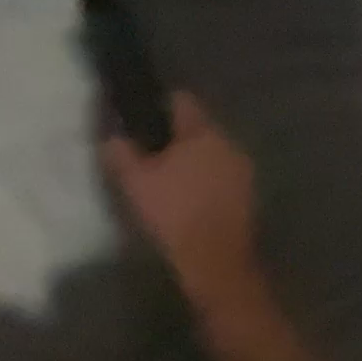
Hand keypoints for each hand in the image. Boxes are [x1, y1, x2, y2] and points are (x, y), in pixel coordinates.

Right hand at [101, 92, 258, 285]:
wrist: (215, 260)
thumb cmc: (173, 212)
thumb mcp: (135, 181)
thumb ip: (121, 152)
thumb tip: (113, 136)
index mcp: (202, 131)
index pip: (181, 100)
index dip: (158, 106)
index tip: (140, 120)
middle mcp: (228, 142)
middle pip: (197, 126)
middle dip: (174, 136)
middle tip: (149, 153)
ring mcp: (242, 169)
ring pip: (210, 151)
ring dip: (192, 159)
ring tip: (168, 178)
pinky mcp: (248, 194)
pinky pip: (221, 174)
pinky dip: (205, 179)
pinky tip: (188, 198)